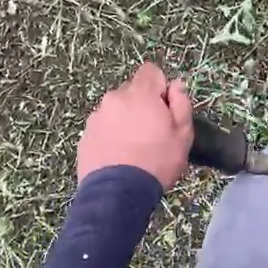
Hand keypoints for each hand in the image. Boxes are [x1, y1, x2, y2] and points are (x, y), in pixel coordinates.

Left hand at [76, 62, 194, 189]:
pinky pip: (103, 127)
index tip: (164, 108)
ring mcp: (96, 117)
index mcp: (140, 93)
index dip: (160, 87)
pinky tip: (118, 156)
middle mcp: (115, 98)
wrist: (117, 196)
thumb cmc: (157, 162)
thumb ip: (182, 103)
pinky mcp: (84, 136)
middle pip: (132, 90)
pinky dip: (110, 135)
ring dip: (124, 119)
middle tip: (151, 131)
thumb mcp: (183, 134)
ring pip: (116, 109)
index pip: (150, 71)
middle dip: (142, 104)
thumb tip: (176, 85)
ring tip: (132, 147)